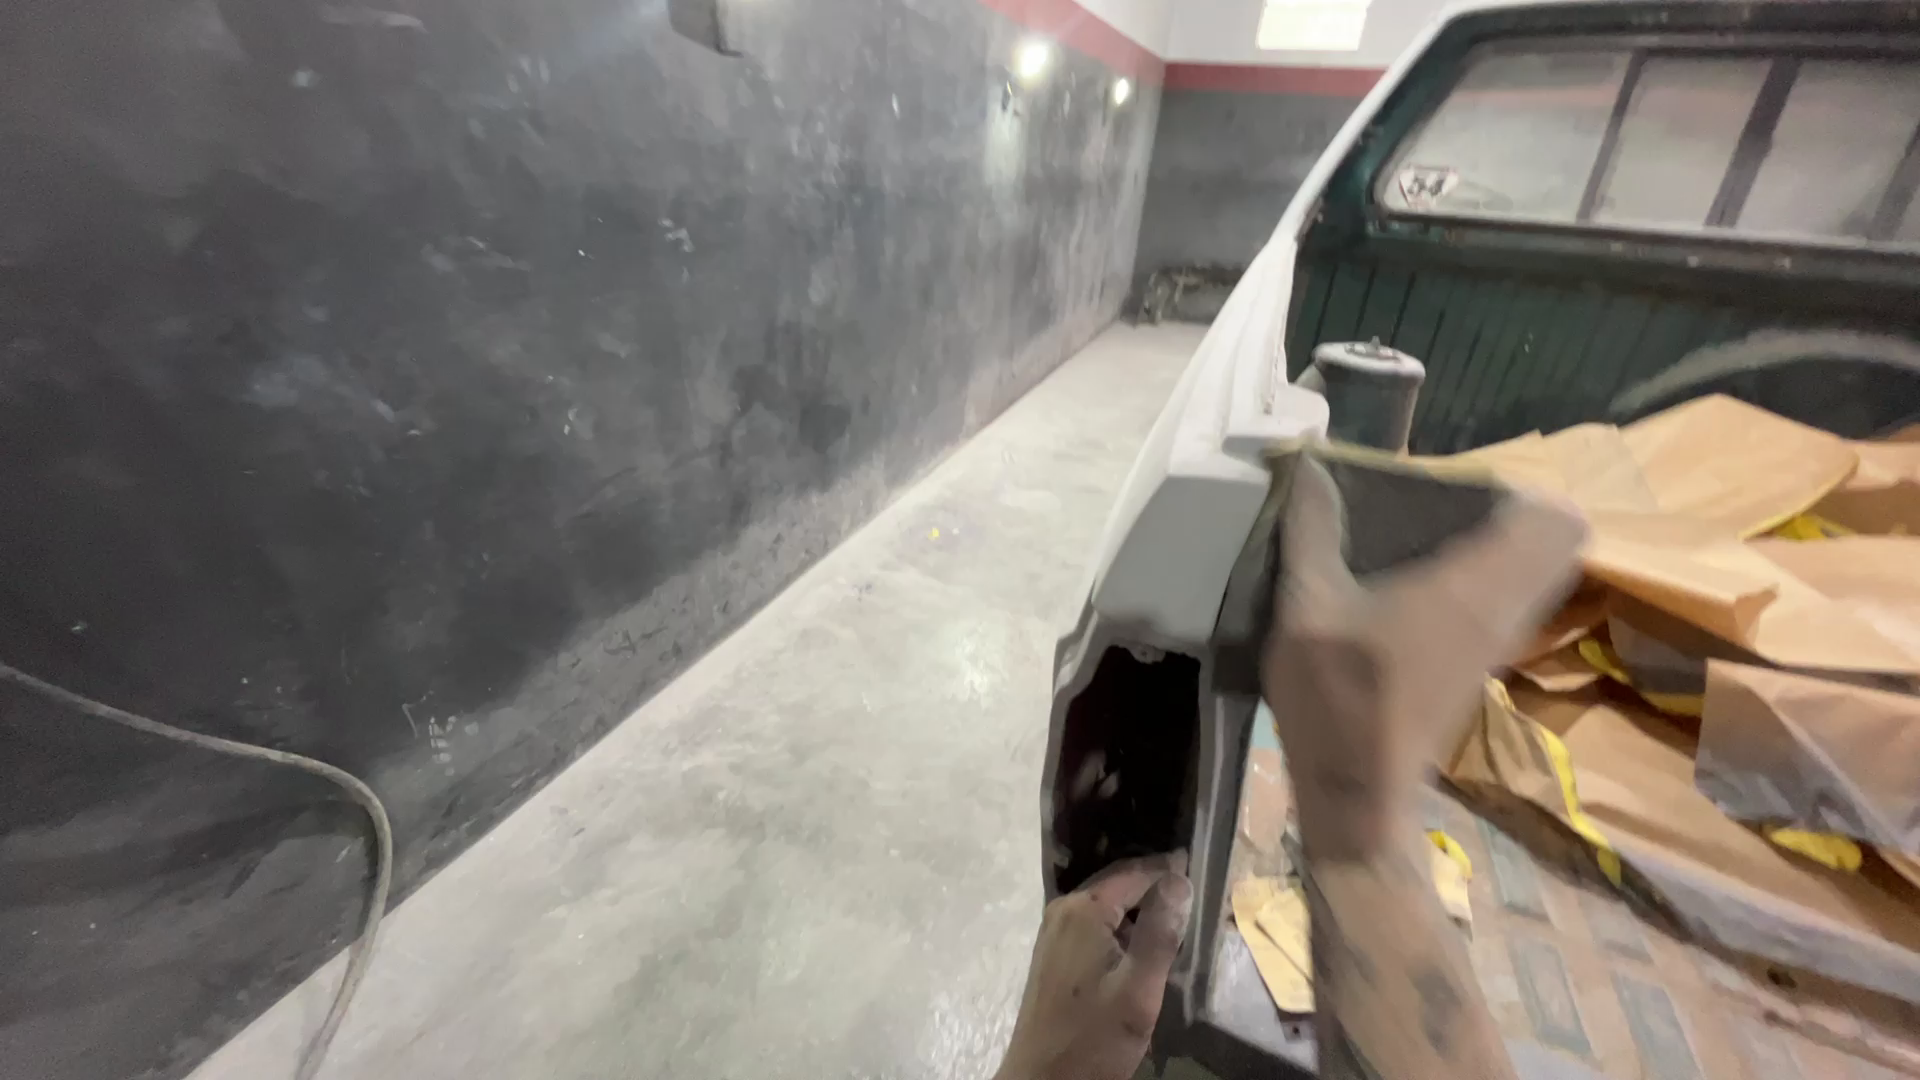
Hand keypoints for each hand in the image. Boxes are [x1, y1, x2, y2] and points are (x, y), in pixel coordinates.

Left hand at [995, 853, 1192, 1079]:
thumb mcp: (1138, 991)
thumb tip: (1179, 879)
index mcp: (1084, 908)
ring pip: (1105, 902)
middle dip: (1152, 882)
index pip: (1133, 872)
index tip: (1197, 864)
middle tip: (1190, 886)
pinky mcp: (1054, 950)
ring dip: (1137, 905)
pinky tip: (1140, 941)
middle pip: (1117, 883)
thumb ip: (1159, 934)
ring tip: (1173, 913)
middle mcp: (1064, 908)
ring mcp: (1054, 928)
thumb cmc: (1093, 1040)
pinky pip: (1093, 921)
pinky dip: (1119, 923)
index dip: (1167, 868)